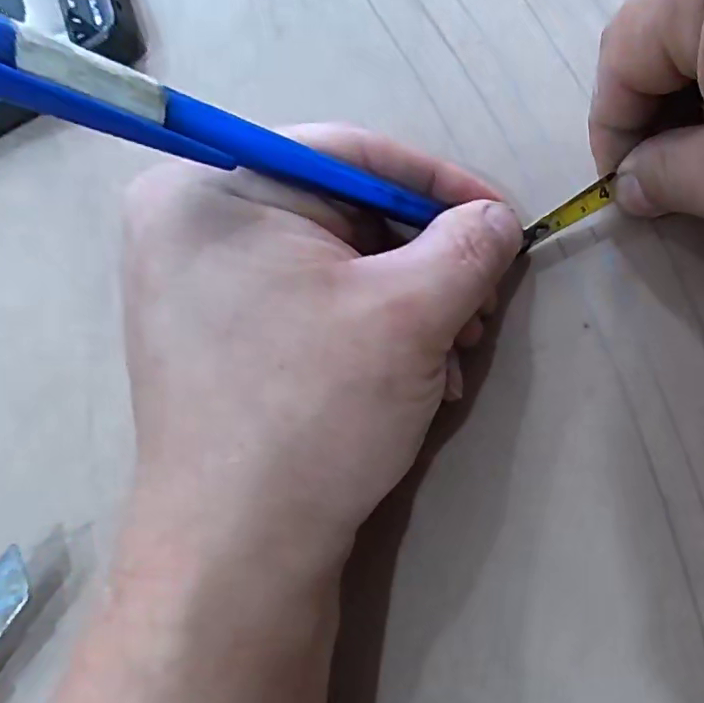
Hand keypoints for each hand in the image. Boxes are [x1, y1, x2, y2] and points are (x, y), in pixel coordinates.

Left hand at [118, 125, 520, 565]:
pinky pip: (322, 315)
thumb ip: (467, 249)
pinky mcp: (230, 349)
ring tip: (451, 364)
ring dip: (416, 313)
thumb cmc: (317, 412)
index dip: (443, 184)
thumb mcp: (410, 317)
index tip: (505, 220)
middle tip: (481, 314)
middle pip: (351, 219)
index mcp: (217, 193)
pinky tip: (415, 385)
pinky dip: (381, 342)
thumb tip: (499, 219)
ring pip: (345, 274)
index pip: (354, 156)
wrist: (244, 546)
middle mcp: (198, 232)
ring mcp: (208, 296)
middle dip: (432, 268)